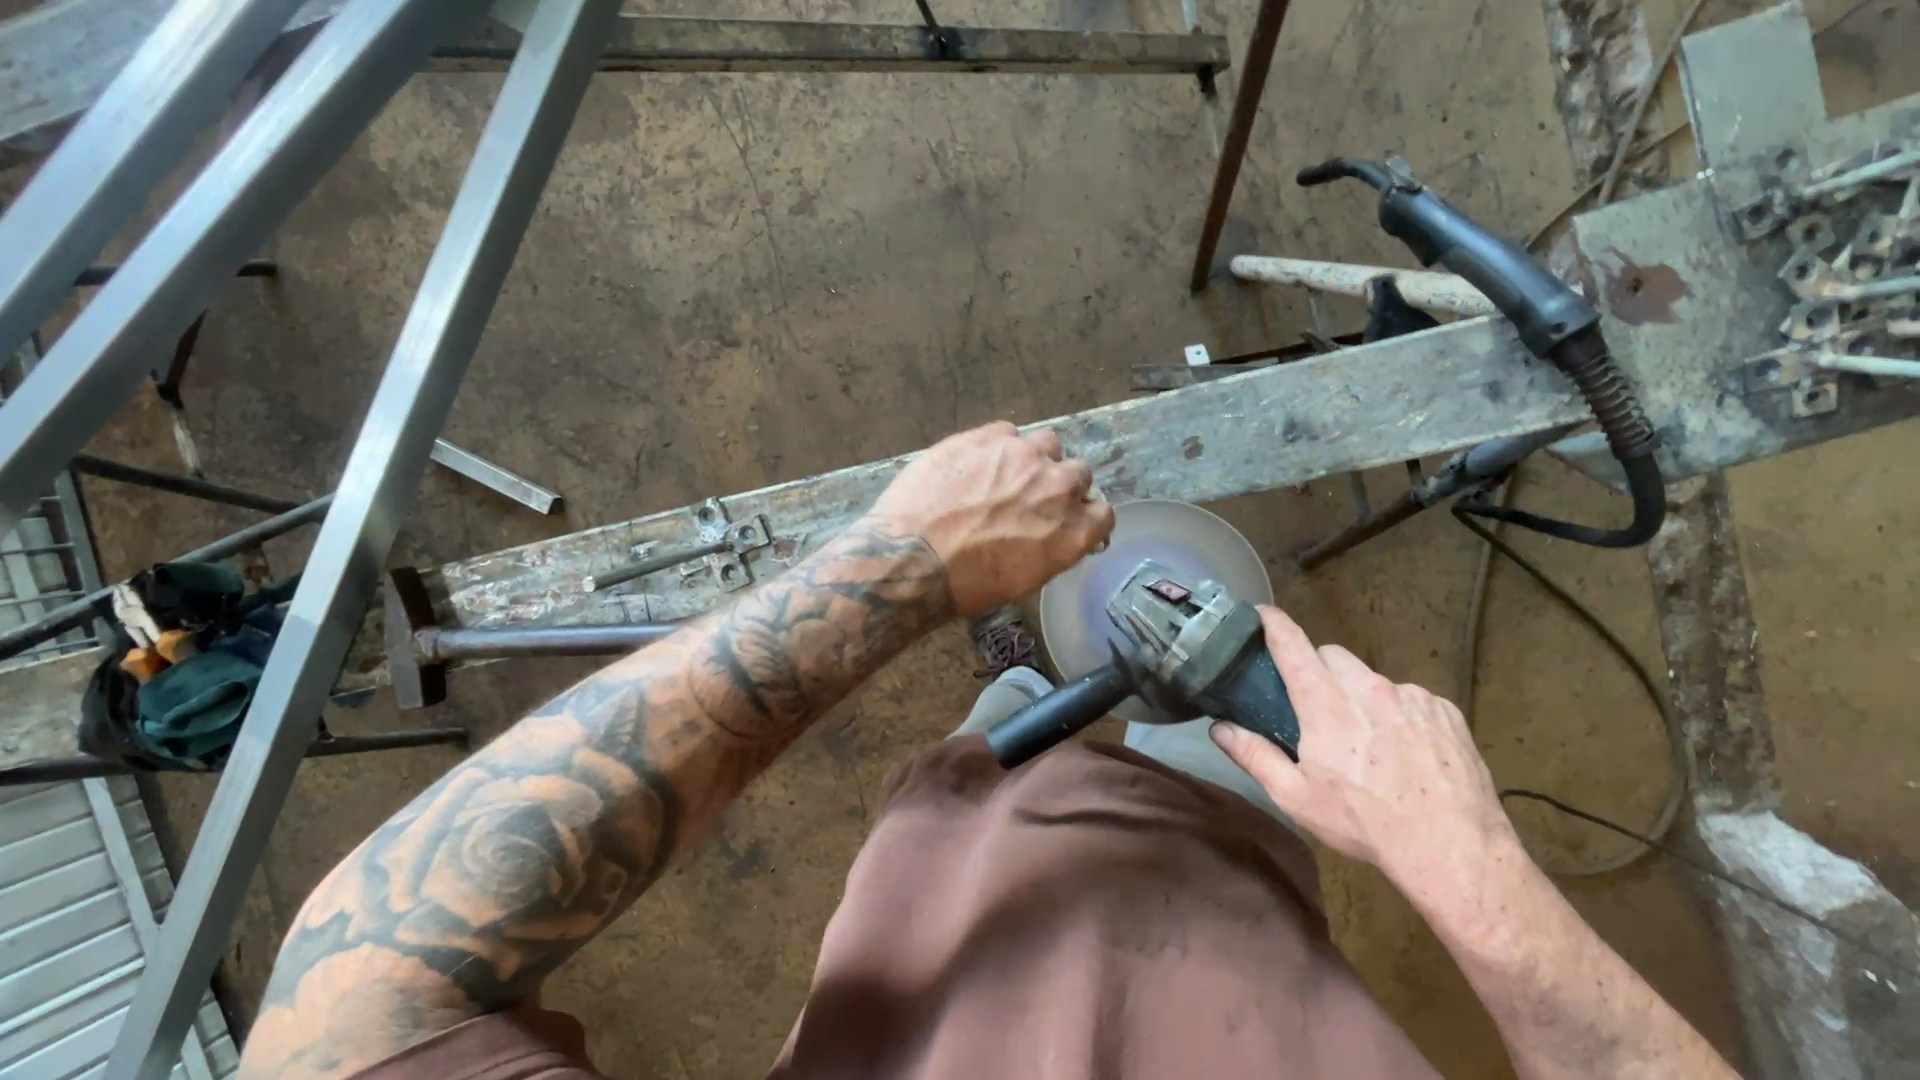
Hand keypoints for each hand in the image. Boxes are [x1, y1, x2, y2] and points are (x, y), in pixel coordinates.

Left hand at [868, 421, 1114, 615]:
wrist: (912, 558)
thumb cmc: (967, 584)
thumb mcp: (1024, 580)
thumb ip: (1052, 547)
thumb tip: (1050, 532)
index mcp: (1073, 531)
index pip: (1103, 512)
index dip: (1082, 515)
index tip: (1065, 519)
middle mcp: (1059, 487)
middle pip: (1078, 473)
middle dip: (1059, 485)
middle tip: (1028, 499)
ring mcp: (1024, 455)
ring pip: (1047, 444)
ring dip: (1033, 458)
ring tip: (1003, 475)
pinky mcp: (987, 436)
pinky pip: (1006, 432)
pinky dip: (997, 446)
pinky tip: (975, 464)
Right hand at [1209, 606, 1519, 898]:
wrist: (1453, 849)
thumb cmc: (1364, 824)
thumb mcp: (1296, 798)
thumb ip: (1255, 756)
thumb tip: (1219, 728)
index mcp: (1327, 705)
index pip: (1293, 646)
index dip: (1273, 624)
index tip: (1261, 614)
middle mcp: (1369, 688)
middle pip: (1333, 655)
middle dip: (1319, 669)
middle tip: (1317, 706)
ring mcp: (1412, 697)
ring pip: (1373, 678)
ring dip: (1361, 695)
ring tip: (1368, 739)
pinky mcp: (1445, 711)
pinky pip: (1411, 698)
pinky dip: (1399, 713)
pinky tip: (1406, 751)